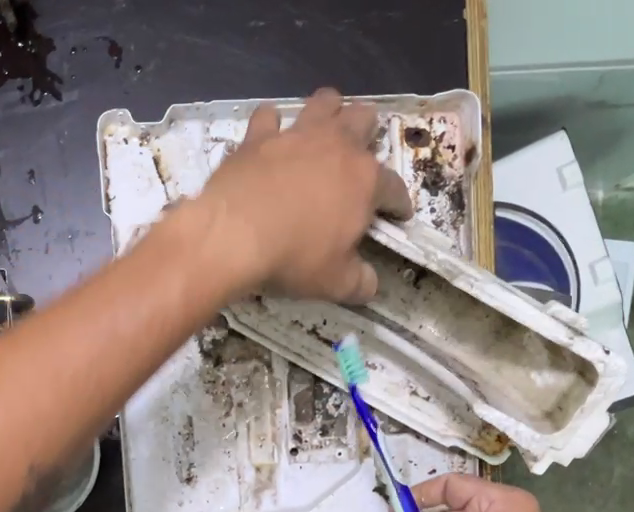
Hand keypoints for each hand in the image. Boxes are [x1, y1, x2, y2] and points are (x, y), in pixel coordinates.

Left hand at [180, 87, 413, 302]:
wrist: (234, 235)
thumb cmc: (294, 258)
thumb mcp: (335, 283)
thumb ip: (359, 283)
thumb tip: (371, 286)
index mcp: (365, 182)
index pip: (394, 189)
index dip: (399, 204)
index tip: (398, 215)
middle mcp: (337, 146)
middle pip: (363, 121)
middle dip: (368, 133)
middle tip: (361, 153)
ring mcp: (297, 135)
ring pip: (324, 103)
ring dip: (329, 111)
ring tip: (324, 127)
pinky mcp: (258, 136)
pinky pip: (269, 117)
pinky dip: (271, 124)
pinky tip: (269, 135)